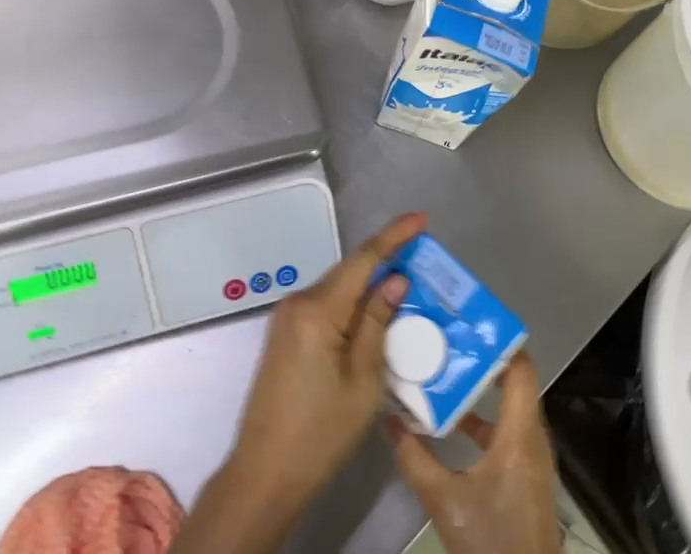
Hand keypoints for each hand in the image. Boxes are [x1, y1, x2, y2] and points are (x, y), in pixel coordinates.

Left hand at [228, 210, 424, 498]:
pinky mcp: (286, 337)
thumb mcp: (364, 380)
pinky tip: (377, 317)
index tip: (422, 218)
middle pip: (350, 272)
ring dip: (371, 288)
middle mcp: (298, 304)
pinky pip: (327, 309)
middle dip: (386, 263)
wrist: (265, 473)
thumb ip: (378, 324)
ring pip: (339, 290)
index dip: (394, 236)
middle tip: (425, 260)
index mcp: (318, 310)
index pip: (363, 260)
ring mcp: (287, 320)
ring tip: (410, 289)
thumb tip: (395, 280)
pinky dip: (354, 307)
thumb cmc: (321, 432)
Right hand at [386, 354, 561, 553]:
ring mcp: (533, 458)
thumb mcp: (443, 499)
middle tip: (448, 341)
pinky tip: (454, 424)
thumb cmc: (490, 539)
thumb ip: (414, 458)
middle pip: (515, 383)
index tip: (469, 324)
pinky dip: (485, 419)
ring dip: (482, 389)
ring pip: (511, 408)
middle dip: (483, 360)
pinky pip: (509, 431)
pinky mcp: (526, 475)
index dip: (501, 343)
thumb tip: (390, 420)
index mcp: (520, 436)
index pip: (522, 370)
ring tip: (446, 371)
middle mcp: (533, 439)